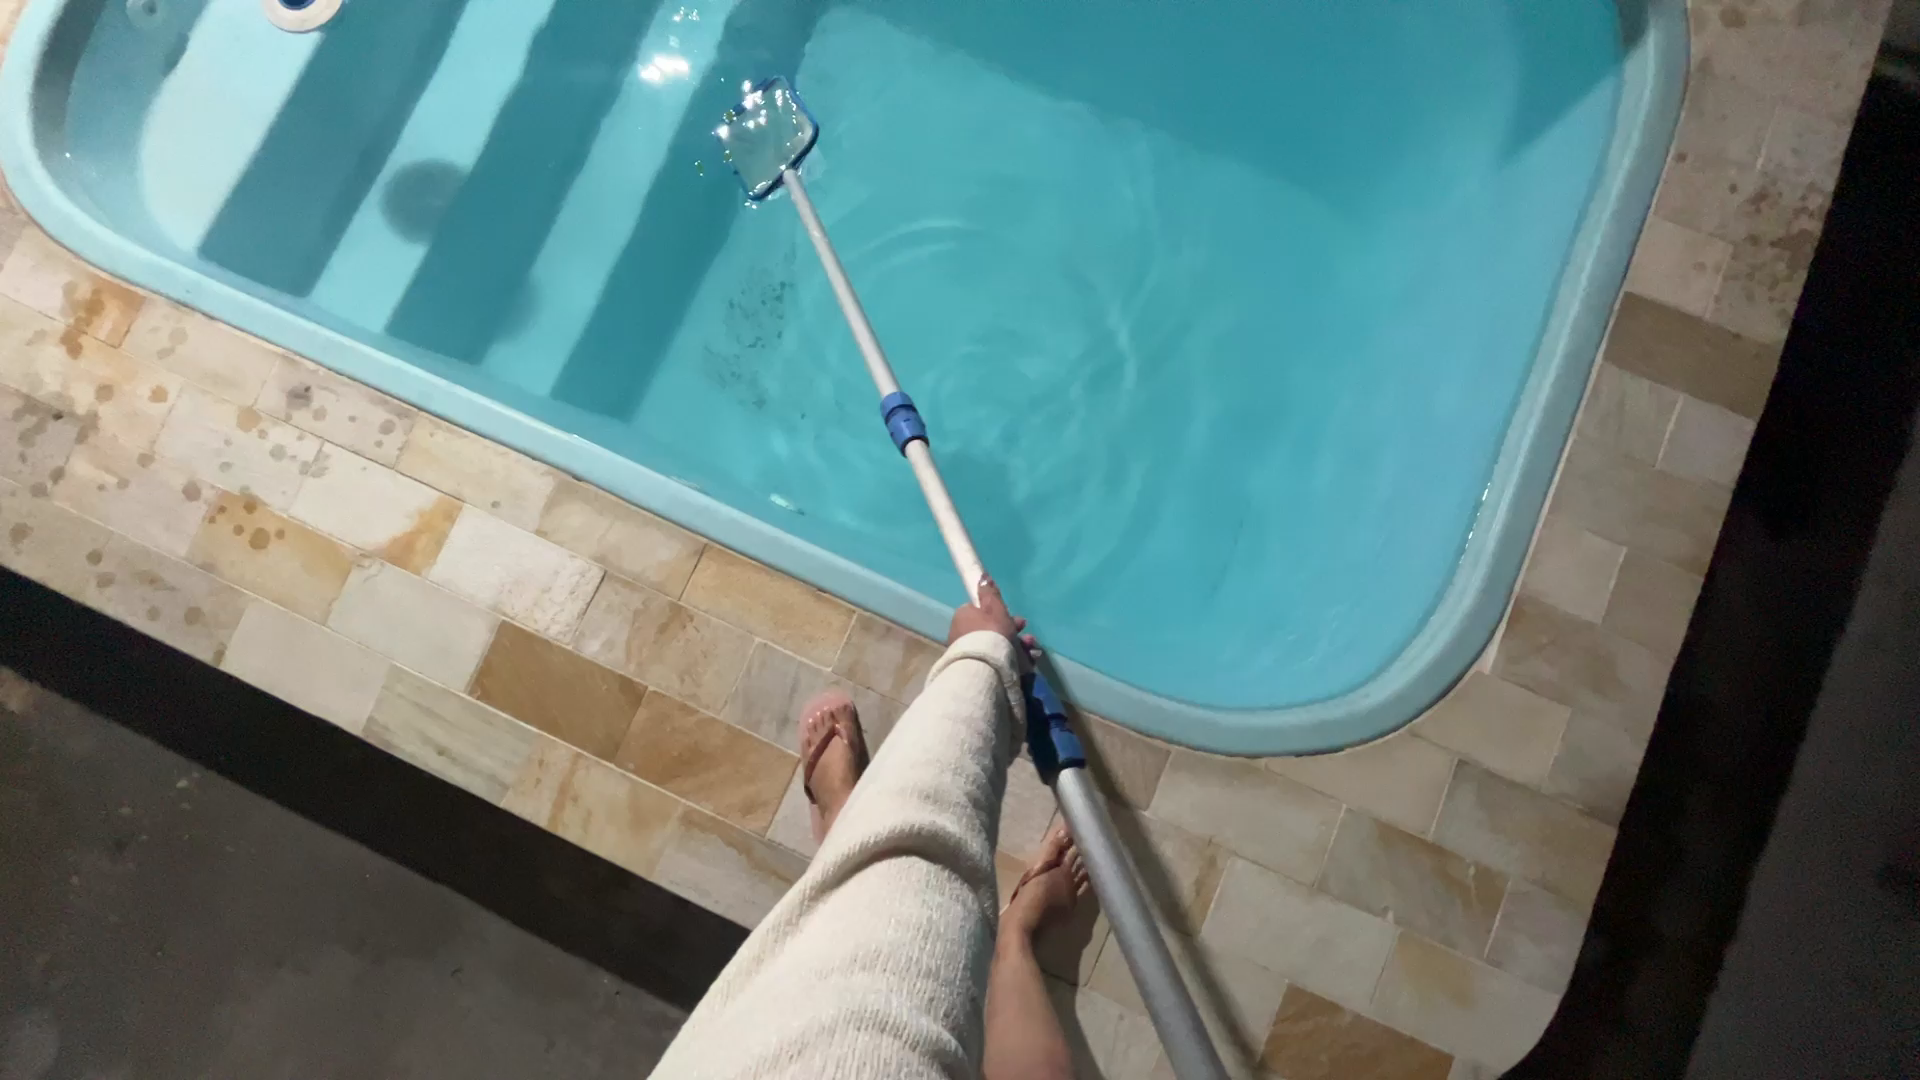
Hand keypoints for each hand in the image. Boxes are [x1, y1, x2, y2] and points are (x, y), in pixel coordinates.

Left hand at [947, 576, 1040, 661]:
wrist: (984, 667)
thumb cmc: (992, 632)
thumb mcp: (995, 609)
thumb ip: (990, 593)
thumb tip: (982, 576)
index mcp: (964, 615)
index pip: (983, 611)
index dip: (1003, 614)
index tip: (1019, 621)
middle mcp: (962, 633)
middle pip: (992, 629)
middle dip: (1014, 633)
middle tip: (1029, 639)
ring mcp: (968, 651)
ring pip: (997, 645)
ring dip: (1018, 648)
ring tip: (1032, 653)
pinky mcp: (975, 667)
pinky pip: (996, 659)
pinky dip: (1012, 660)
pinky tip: (1027, 665)